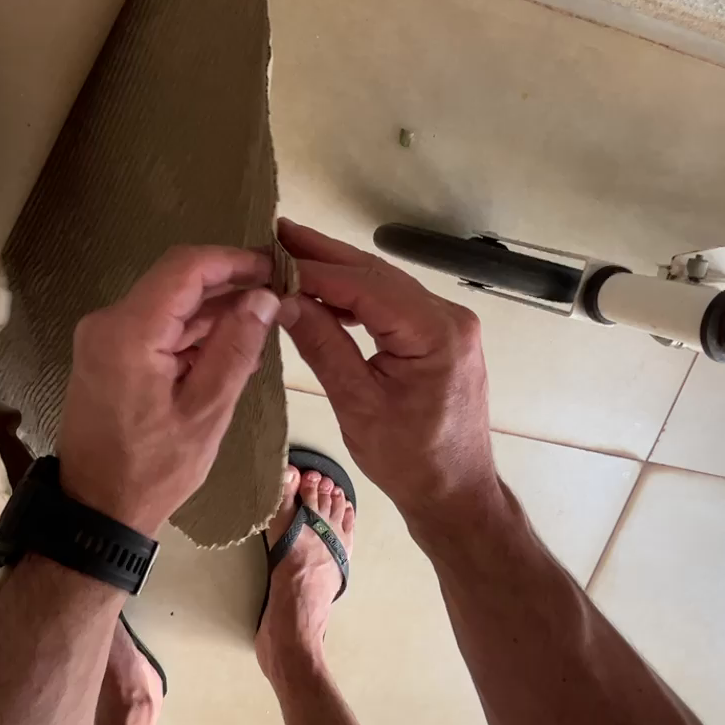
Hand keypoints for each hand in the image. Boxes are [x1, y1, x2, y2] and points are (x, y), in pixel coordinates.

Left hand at [58, 246, 281, 535]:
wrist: (95, 509)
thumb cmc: (154, 469)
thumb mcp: (206, 411)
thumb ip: (235, 348)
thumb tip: (262, 297)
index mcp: (129, 332)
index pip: (185, 268)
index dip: (233, 260)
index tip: (272, 268)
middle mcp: (108, 322)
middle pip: (176, 283)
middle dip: (228, 287)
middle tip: (275, 298)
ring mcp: (104, 338)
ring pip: (168, 306)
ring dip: (212, 314)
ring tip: (262, 329)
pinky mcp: (108, 355)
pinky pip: (156, 329)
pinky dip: (191, 335)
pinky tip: (229, 351)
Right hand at [276, 218, 501, 527]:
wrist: (455, 492)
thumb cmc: (408, 460)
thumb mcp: (357, 405)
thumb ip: (323, 345)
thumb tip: (282, 300)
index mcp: (434, 333)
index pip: (364, 286)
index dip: (314, 272)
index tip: (269, 261)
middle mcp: (448, 316)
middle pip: (376, 274)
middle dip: (325, 254)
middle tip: (278, 232)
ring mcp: (448, 323)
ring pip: (384, 284)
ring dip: (338, 270)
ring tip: (291, 254)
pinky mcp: (440, 334)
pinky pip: (392, 303)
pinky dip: (356, 295)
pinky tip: (325, 293)